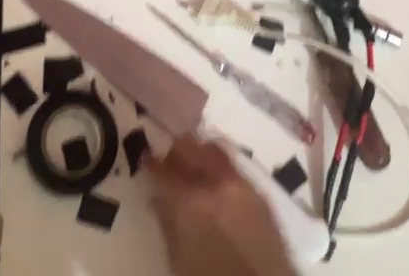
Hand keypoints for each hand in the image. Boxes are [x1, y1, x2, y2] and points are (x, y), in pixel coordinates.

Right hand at [151, 139, 299, 275]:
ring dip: (201, 152)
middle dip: (177, 150)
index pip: (163, 171)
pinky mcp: (262, 196)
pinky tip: (218, 183)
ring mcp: (242, 186)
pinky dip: (222, 168)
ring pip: (215, 151)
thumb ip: (167, 224)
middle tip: (168, 158)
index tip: (145, 157)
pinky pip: (236, 168)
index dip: (151, 162)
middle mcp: (216, 185)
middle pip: (191, 149)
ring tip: (194, 165)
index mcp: (190, 204)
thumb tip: (157, 199)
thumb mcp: (178, 260)